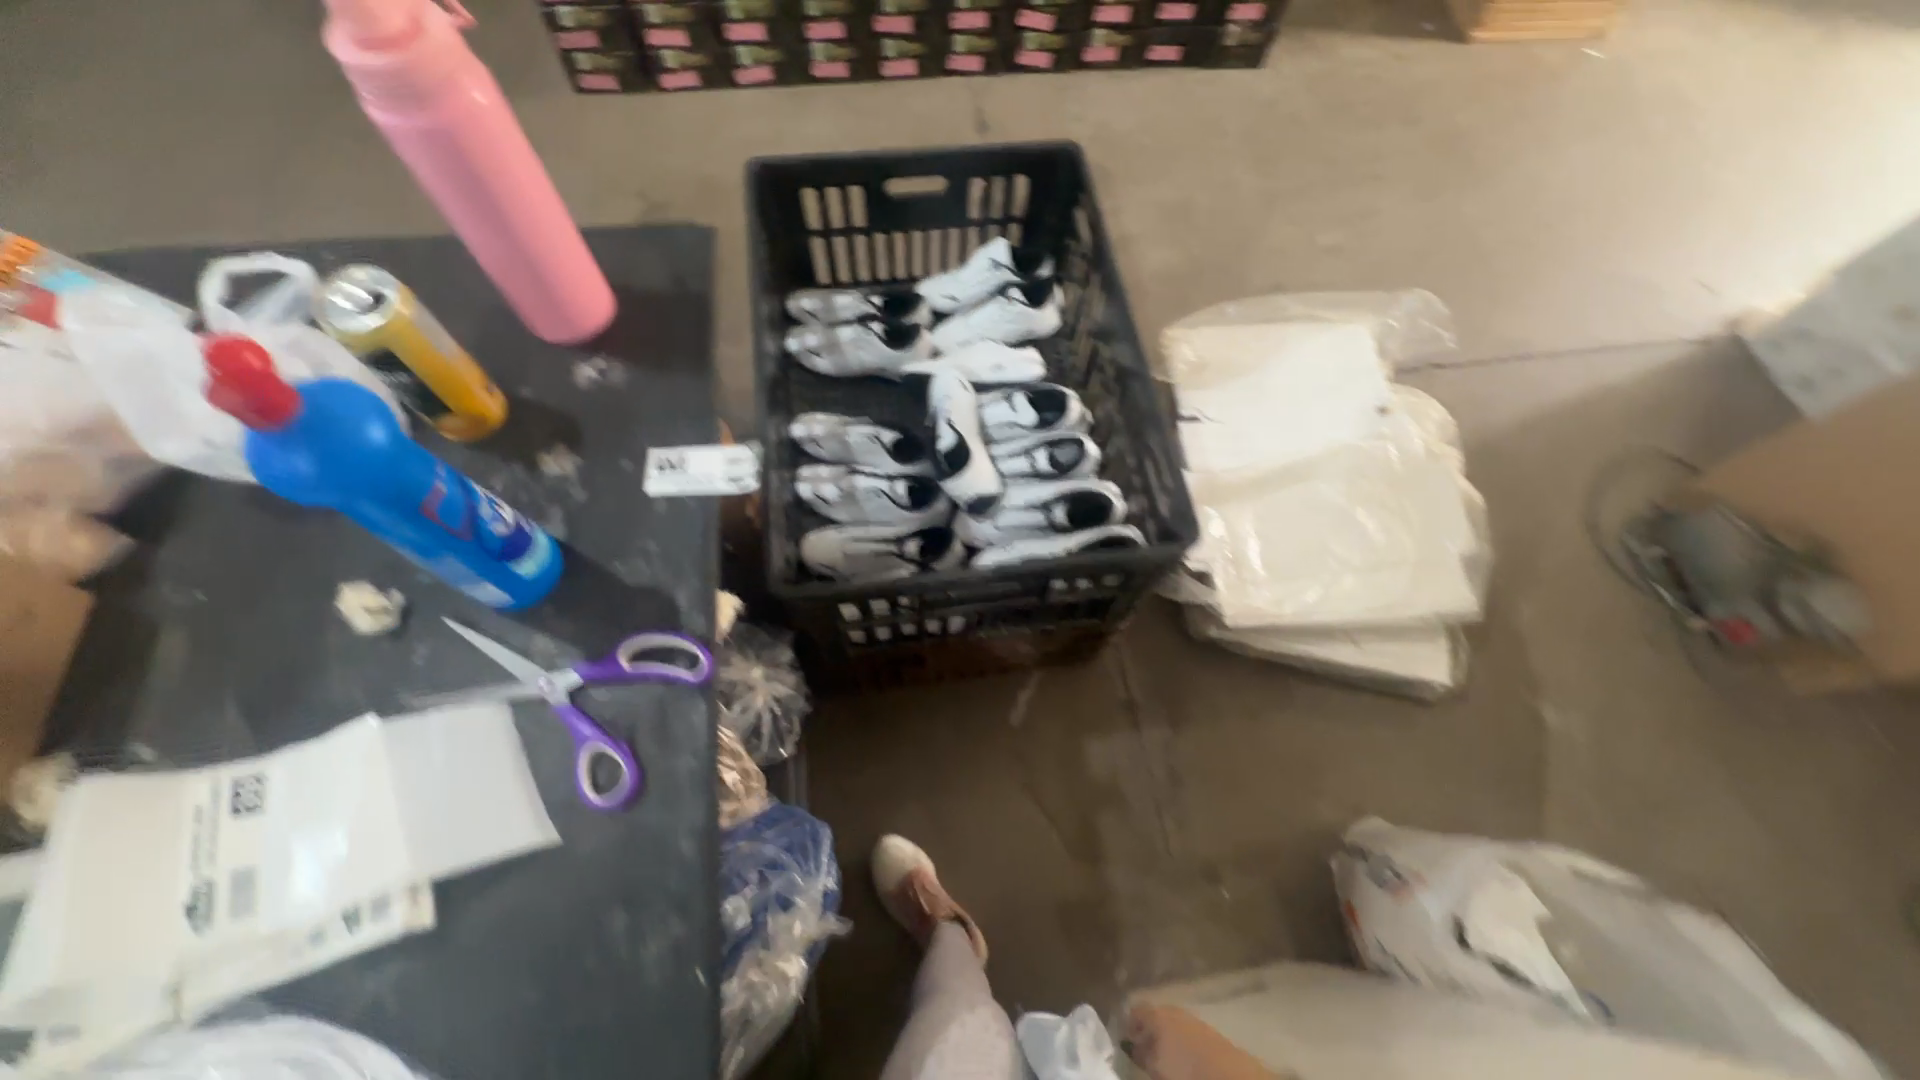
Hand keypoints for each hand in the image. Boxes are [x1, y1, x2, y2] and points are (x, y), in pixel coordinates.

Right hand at [1122, 1004, 1291, 1079]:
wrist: (1232, 1077)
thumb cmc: (1184, 1070)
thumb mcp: (1155, 1067)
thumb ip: (1141, 1055)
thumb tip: (1132, 1048)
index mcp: (1158, 1014)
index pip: (1136, 1010)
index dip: (1128, 1025)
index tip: (1124, 1041)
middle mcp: (1176, 1011)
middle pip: (1156, 1016)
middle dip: (1148, 1032)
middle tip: (1142, 1052)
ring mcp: (1196, 1021)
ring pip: (1174, 1025)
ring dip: (1166, 1039)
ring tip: (1163, 1060)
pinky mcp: (1212, 1035)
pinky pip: (1189, 1035)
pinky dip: (1182, 1045)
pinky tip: (1183, 1062)